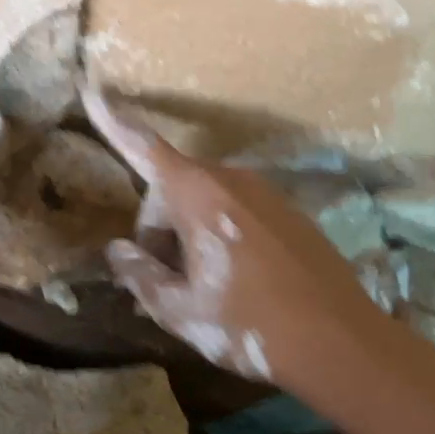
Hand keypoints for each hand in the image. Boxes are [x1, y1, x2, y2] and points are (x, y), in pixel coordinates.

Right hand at [81, 82, 388, 390]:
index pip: (144, 148)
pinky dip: (222, 236)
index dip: (113, 122)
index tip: (91, 89)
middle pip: (172, 188)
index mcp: (196, 194)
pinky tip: (239, 282)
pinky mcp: (290, 213)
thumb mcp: (179, 310)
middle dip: (158, 227)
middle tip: (166, 281)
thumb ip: (140, 275)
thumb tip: (120, 251)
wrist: (343, 344)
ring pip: (205, 201)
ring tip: (203, 288)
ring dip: (190, 233)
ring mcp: (265, 193)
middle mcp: (230, 180)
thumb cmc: (249, 324)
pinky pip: (237, 212)